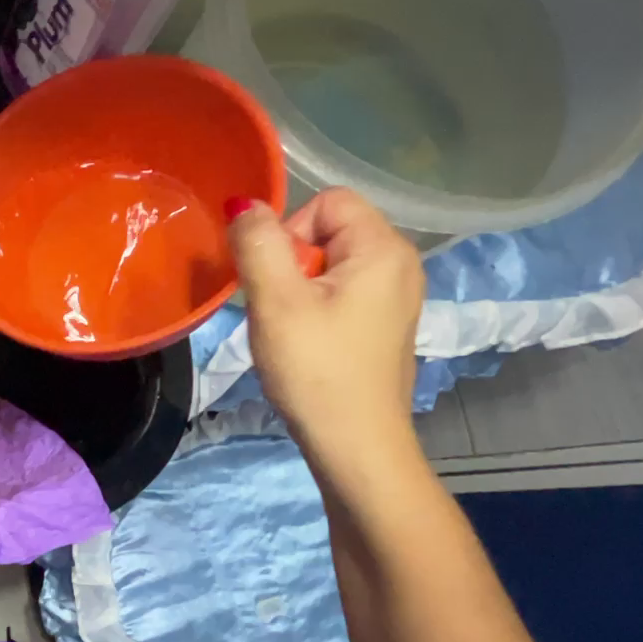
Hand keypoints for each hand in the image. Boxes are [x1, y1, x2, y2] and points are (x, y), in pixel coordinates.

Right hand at [228, 189, 424, 462]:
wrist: (353, 440)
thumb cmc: (315, 369)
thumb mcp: (276, 303)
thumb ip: (258, 245)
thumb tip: (243, 203)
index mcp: (383, 249)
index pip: (328, 201)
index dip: (289, 230)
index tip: (274, 279)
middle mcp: (400, 263)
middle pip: (329, 230)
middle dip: (290, 261)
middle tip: (277, 308)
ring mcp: (395, 295)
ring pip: (330, 264)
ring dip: (296, 288)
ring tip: (286, 328)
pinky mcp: (383, 322)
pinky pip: (340, 291)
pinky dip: (312, 307)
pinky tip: (303, 342)